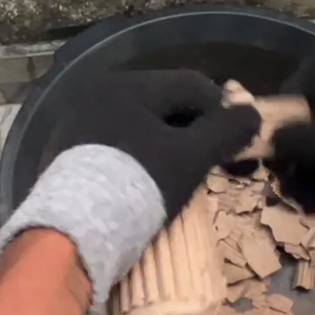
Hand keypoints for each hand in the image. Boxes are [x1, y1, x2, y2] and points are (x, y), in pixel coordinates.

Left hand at [46, 70, 261, 218]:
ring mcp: (74, 123)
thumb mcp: (191, 156)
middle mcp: (95, 93)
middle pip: (160, 103)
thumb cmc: (139, 184)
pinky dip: (132, 158)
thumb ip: (225, 131)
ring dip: (161, 142)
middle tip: (207, 157)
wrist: (74, 229)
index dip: (222, 109)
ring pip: (134, 125)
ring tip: (176, 172)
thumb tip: (252, 113)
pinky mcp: (62, 154)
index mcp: (128, 84)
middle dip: (189, 126)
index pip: (191, 85)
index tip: (235, 139)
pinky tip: (141, 181)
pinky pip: (110, 146)